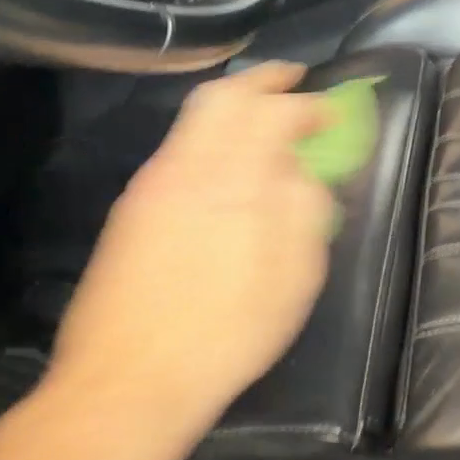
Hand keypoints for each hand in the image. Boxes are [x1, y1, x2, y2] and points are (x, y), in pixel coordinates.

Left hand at [43, 62, 334, 449]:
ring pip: (194, 116)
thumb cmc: (225, 334)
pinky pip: (178, 146)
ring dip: (234, 101)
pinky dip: (209, 133)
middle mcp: (190, 167)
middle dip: (263, 79)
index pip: (277, 112)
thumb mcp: (292, 281)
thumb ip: (306, 211)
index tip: (334, 111)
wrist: (126, 381)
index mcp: (236, 182)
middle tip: (293, 78)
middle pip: (224, 94)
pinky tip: (225, 161)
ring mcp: (154, 183)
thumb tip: (306, 172)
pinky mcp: (133, 205)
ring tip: (263, 112)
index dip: (311, 104)